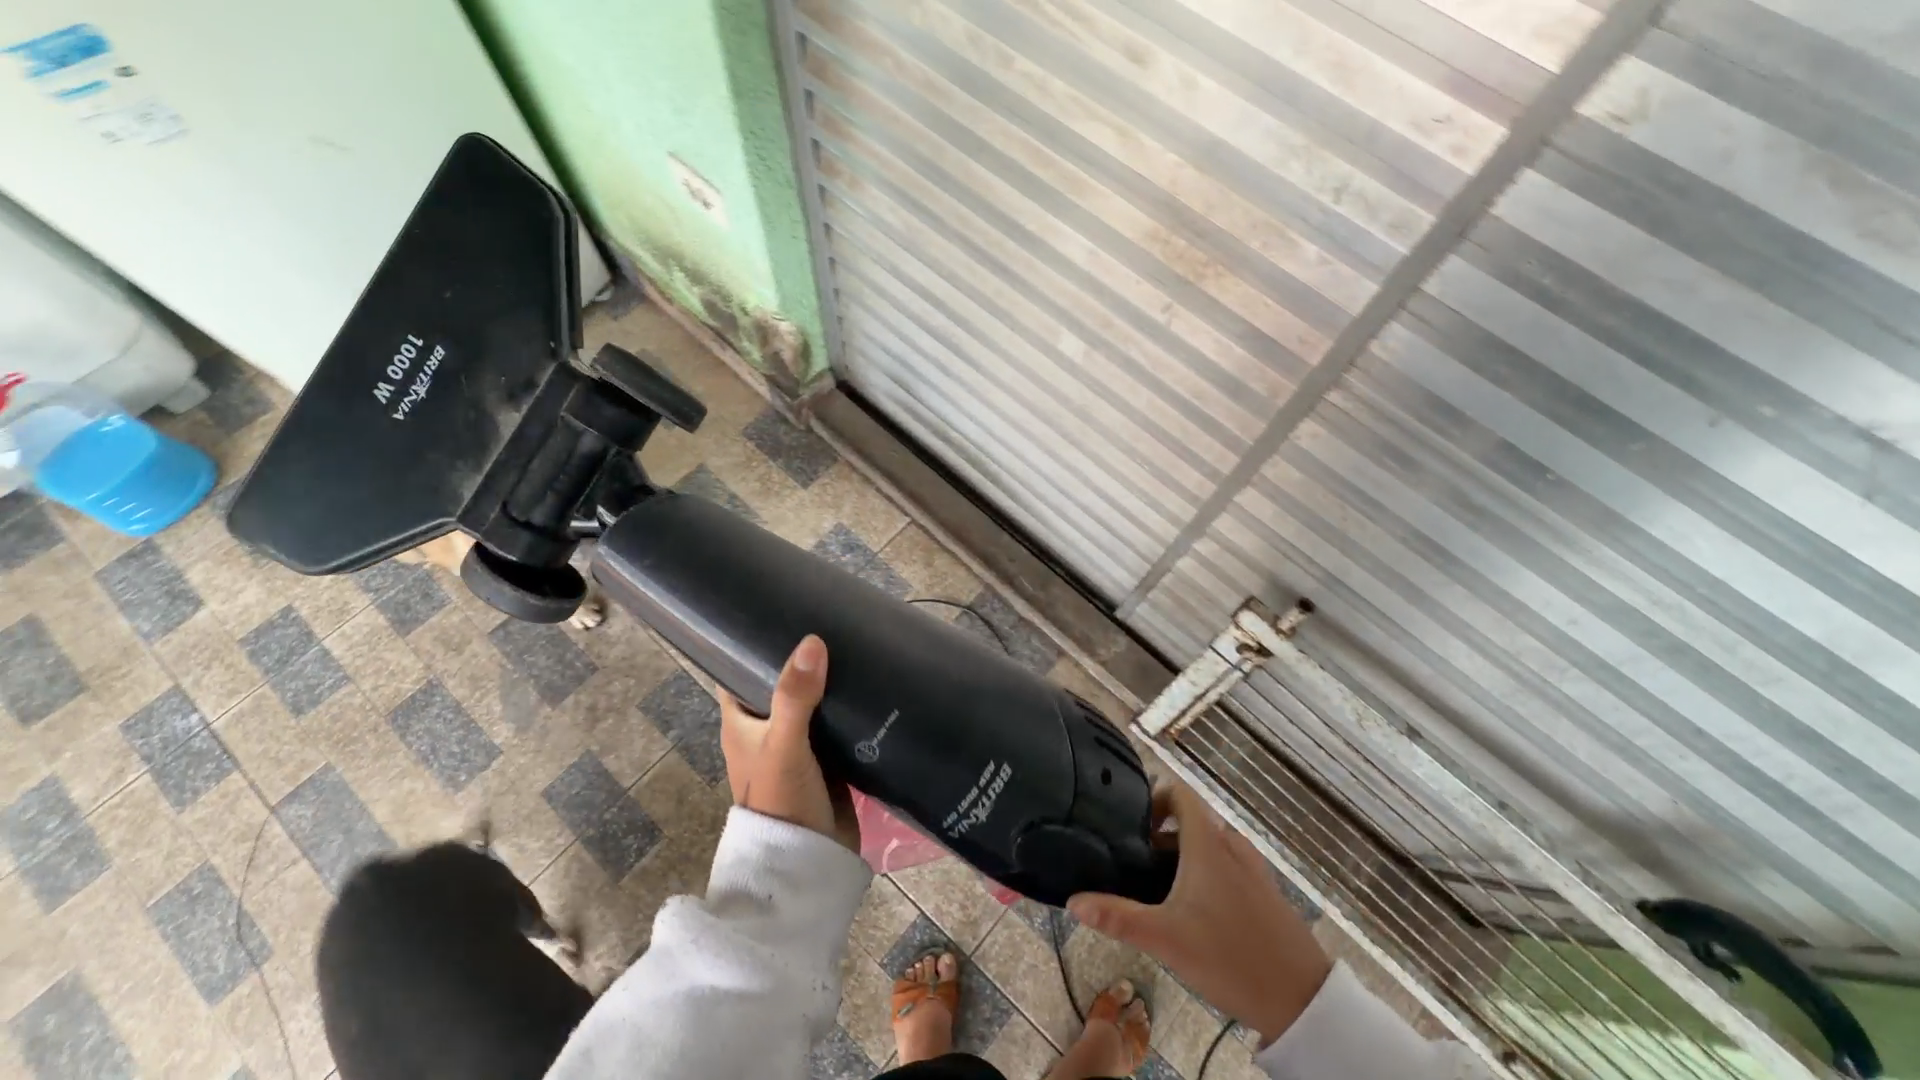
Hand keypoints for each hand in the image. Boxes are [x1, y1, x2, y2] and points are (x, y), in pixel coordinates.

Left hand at [718, 635, 859, 851]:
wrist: (808, 861)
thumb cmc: (781, 801)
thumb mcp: (783, 744)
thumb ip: (794, 697)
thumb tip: (812, 642)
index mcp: (740, 725)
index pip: (737, 673)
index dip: (750, 646)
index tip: (779, 616)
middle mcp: (765, 732)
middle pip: (781, 685)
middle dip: (801, 661)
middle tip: (832, 623)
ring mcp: (797, 747)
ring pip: (811, 705)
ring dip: (828, 684)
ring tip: (856, 646)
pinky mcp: (826, 762)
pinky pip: (836, 727)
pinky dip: (848, 710)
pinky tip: (871, 687)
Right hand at [1068, 783, 1330, 1043]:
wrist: (1301, 999)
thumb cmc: (1229, 957)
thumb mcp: (1164, 939)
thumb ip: (1117, 916)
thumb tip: (1073, 901)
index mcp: (1208, 844)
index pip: (1179, 793)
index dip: (1152, 797)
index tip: (1127, 823)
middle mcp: (1232, 846)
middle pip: (1191, 820)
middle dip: (1158, 834)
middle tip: (1130, 861)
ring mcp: (1252, 868)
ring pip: (1209, 845)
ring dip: (1181, 855)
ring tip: (1154, 887)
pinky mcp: (1264, 892)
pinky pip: (1226, 865)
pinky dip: (1204, 872)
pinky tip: (1190, 911)